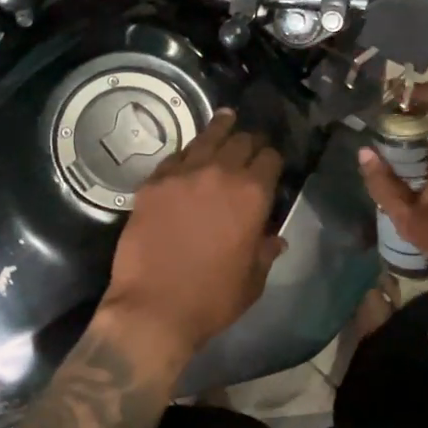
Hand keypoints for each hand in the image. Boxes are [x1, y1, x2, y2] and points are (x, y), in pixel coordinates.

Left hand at [103, 110, 286, 356]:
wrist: (153, 308)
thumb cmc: (211, 299)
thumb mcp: (253, 280)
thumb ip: (265, 251)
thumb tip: (274, 237)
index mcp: (252, 195)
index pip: (270, 158)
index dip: (273, 158)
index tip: (271, 163)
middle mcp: (219, 173)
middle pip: (240, 141)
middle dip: (249, 141)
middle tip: (249, 145)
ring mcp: (182, 174)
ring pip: (206, 138)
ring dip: (220, 129)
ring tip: (226, 119)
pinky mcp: (153, 183)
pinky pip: (175, 157)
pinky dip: (187, 153)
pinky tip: (190, 154)